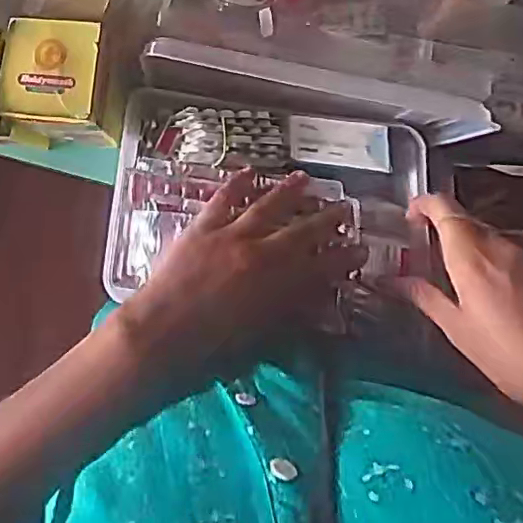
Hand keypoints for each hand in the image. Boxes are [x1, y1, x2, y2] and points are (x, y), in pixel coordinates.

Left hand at [115, 170, 364, 372]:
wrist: (161, 334)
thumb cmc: (211, 351)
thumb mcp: (261, 341)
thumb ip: (291, 319)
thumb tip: (321, 311)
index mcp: (278, 286)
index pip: (322, 268)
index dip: (344, 259)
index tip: (361, 249)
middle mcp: (260, 253)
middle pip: (302, 231)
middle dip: (328, 219)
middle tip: (346, 208)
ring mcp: (230, 235)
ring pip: (267, 206)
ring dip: (289, 192)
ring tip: (305, 178)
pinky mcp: (202, 226)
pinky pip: (224, 198)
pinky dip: (238, 183)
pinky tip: (250, 171)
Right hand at [386, 193, 522, 505]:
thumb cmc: (511, 360)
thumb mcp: (458, 331)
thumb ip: (424, 297)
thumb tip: (393, 280)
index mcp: (471, 255)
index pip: (444, 206)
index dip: (423, 203)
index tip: (410, 217)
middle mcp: (502, 247)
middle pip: (466, 220)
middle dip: (443, 229)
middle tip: (426, 252)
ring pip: (491, 239)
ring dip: (470, 248)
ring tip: (458, 278)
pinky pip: (514, 257)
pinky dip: (496, 264)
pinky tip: (496, 298)